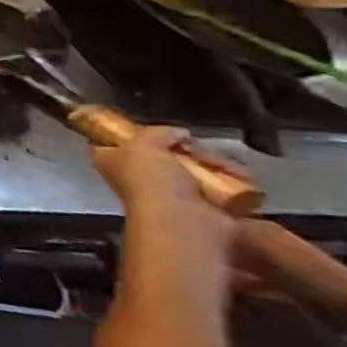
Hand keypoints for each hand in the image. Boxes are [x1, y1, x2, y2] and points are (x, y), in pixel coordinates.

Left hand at [89, 126, 246, 217]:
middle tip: (193, 148)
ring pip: (191, 163)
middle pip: (159, 149)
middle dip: (183, 146)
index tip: (145, 126)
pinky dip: (229, 176)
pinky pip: (215, 180)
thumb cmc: (151, 180)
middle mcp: (135, 172)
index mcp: (109, 159)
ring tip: (221, 165)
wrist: (183, 221)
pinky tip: (238, 174)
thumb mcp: (143, 144)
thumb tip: (177, 133)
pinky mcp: (200, 200)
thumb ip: (157, 132)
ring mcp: (168, 187)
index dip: (125, 130)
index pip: (108, 139)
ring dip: (212, 161)